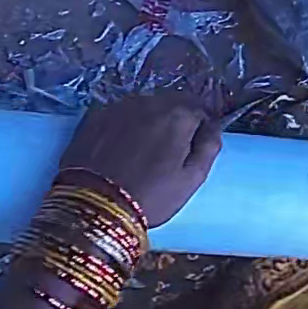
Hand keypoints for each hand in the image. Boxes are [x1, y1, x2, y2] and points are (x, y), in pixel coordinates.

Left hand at [57, 94, 222, 226]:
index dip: (202, 126)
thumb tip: (214, 127)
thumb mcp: (192, 179)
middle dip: (178, 120)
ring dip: (152, 120)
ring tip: (147, 148)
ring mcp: (118, 106)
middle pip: (172, 102)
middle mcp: (148, 102)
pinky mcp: (94, 115)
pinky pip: (121, 112)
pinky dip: (127, 123)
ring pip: (145, 105)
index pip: (200, 109)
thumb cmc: (151, 196)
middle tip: (172, 149)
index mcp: (178, 116)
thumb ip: (209, 147)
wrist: (93, 206)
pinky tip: (123, 146)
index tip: (196, 144)